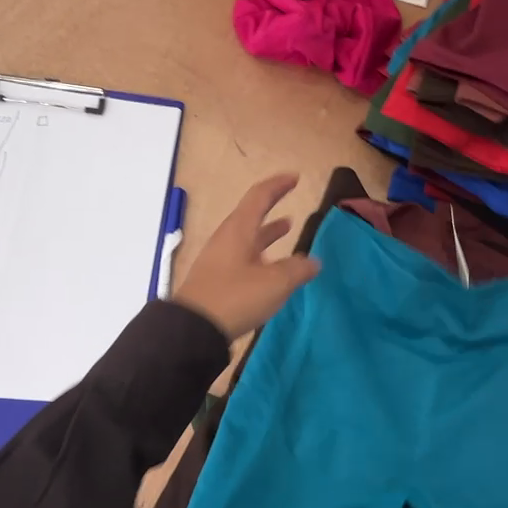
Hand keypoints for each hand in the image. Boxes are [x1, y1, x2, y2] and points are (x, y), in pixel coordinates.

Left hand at [172, 172, 320, 340]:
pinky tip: (272, 265)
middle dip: (272, 204)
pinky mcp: (217, 278)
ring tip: (287, 227)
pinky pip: (243, 256)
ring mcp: (220, 259)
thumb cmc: (236, 297)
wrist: (193, 329)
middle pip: (251, 214)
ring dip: (267, 230)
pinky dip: (261, 252)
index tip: (295, 177)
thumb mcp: (275, 283)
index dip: (278, 185)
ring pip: (247, 236)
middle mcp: (227, 239)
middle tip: (290, 196)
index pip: (259, 197)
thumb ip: (298, 269)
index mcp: (239, 230)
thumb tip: (314, 262)